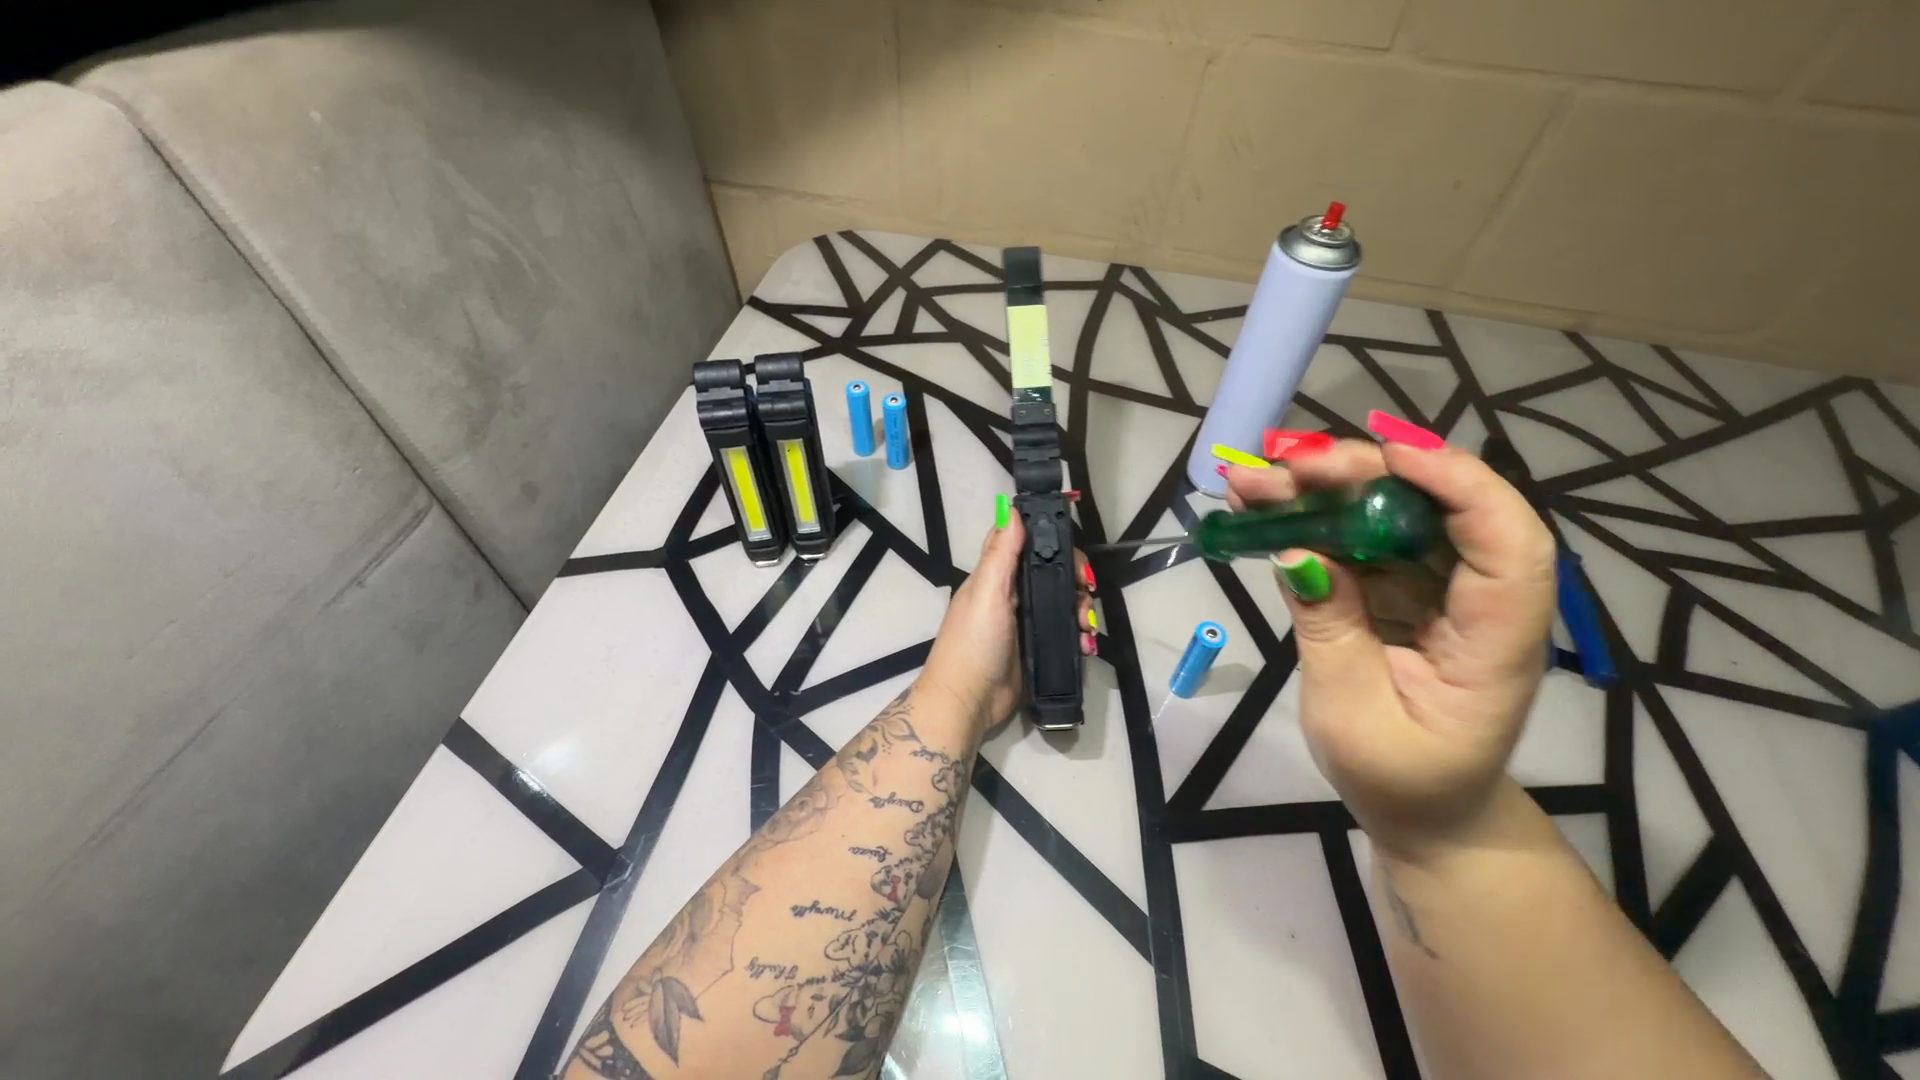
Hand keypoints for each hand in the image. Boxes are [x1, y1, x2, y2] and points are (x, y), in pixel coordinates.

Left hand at [917, 515, 1096, 738]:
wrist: (968, 701)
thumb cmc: (973, 642)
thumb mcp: (986, 592)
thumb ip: (1001, 553)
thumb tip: (1011, 508)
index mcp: (997, 577)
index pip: (1028, 545)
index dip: (1053, 542)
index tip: (1075, 551)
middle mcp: (1013, 596)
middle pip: (1055, 575)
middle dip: (1077, 580)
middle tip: (1088, 592)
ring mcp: (1026, 623)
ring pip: (1065, 604)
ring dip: (1083, 610)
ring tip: (1087, 627)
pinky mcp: (1038, 649)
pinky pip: (1065, 633)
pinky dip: (1079, 635)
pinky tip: (1085, 644)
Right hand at [1225, 441, 1557, 861]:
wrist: (1427, 813)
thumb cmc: (1402, 781)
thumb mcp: (1353, 716)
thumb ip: (1330, 630)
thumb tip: (1295, 550)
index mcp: (1494, 640)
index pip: (1505, 543)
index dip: (1458, 485)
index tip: (1389, 454)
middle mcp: (1472, 600)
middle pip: (1435, 512)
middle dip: (1364, 475)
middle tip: (1290, 464)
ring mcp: (1432, 592)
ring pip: (1388, 517)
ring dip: (1322, 490)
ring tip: (1252, 481)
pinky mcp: (1394, 592)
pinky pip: (1356, 542)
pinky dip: (1309, 521)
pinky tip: (1260, 507)